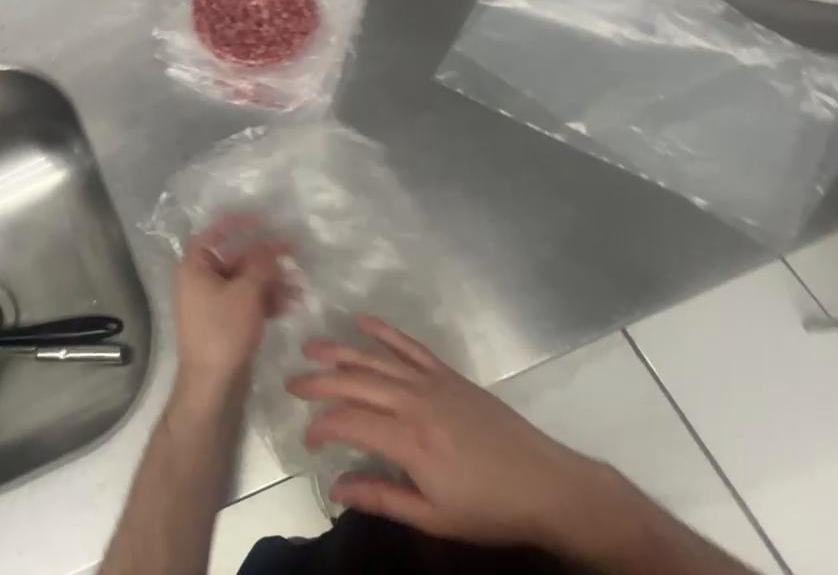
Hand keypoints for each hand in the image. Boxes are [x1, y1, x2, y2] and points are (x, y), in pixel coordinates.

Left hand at [173, 213, 289, 399]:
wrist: (212, 386)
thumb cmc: (223, 332)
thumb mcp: (245, 292)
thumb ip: (260, 263)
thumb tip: (271, 242)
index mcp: (195, 266)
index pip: (215, 233)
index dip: (239, 223)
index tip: (264, 218)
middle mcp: (200, 280)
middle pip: (236, 258)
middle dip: (267, 260)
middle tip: (296, 256)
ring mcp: (212, 302)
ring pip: (245, 282)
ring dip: (272, 282)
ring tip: (300, 288)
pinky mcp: (224, 322)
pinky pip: (247, 302)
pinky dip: (267, 301)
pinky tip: (291, 305)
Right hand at [286, 314, 615, 550]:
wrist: (546, 484)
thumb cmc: (488, 508)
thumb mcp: (433, 518)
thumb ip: (380, 498)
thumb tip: (334, 486)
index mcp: (408, 440)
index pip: (347, 422)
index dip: (320, 427)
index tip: (308, 439)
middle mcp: (414, 402)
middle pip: (353, 383)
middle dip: (317, 381)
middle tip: (291, 382)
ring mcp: (431, 382)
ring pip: (375, 359)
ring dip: (339, 351)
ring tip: (310, 347)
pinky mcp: (448, 374)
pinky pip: (409, 346)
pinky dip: (384, 330)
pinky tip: (361, 320)